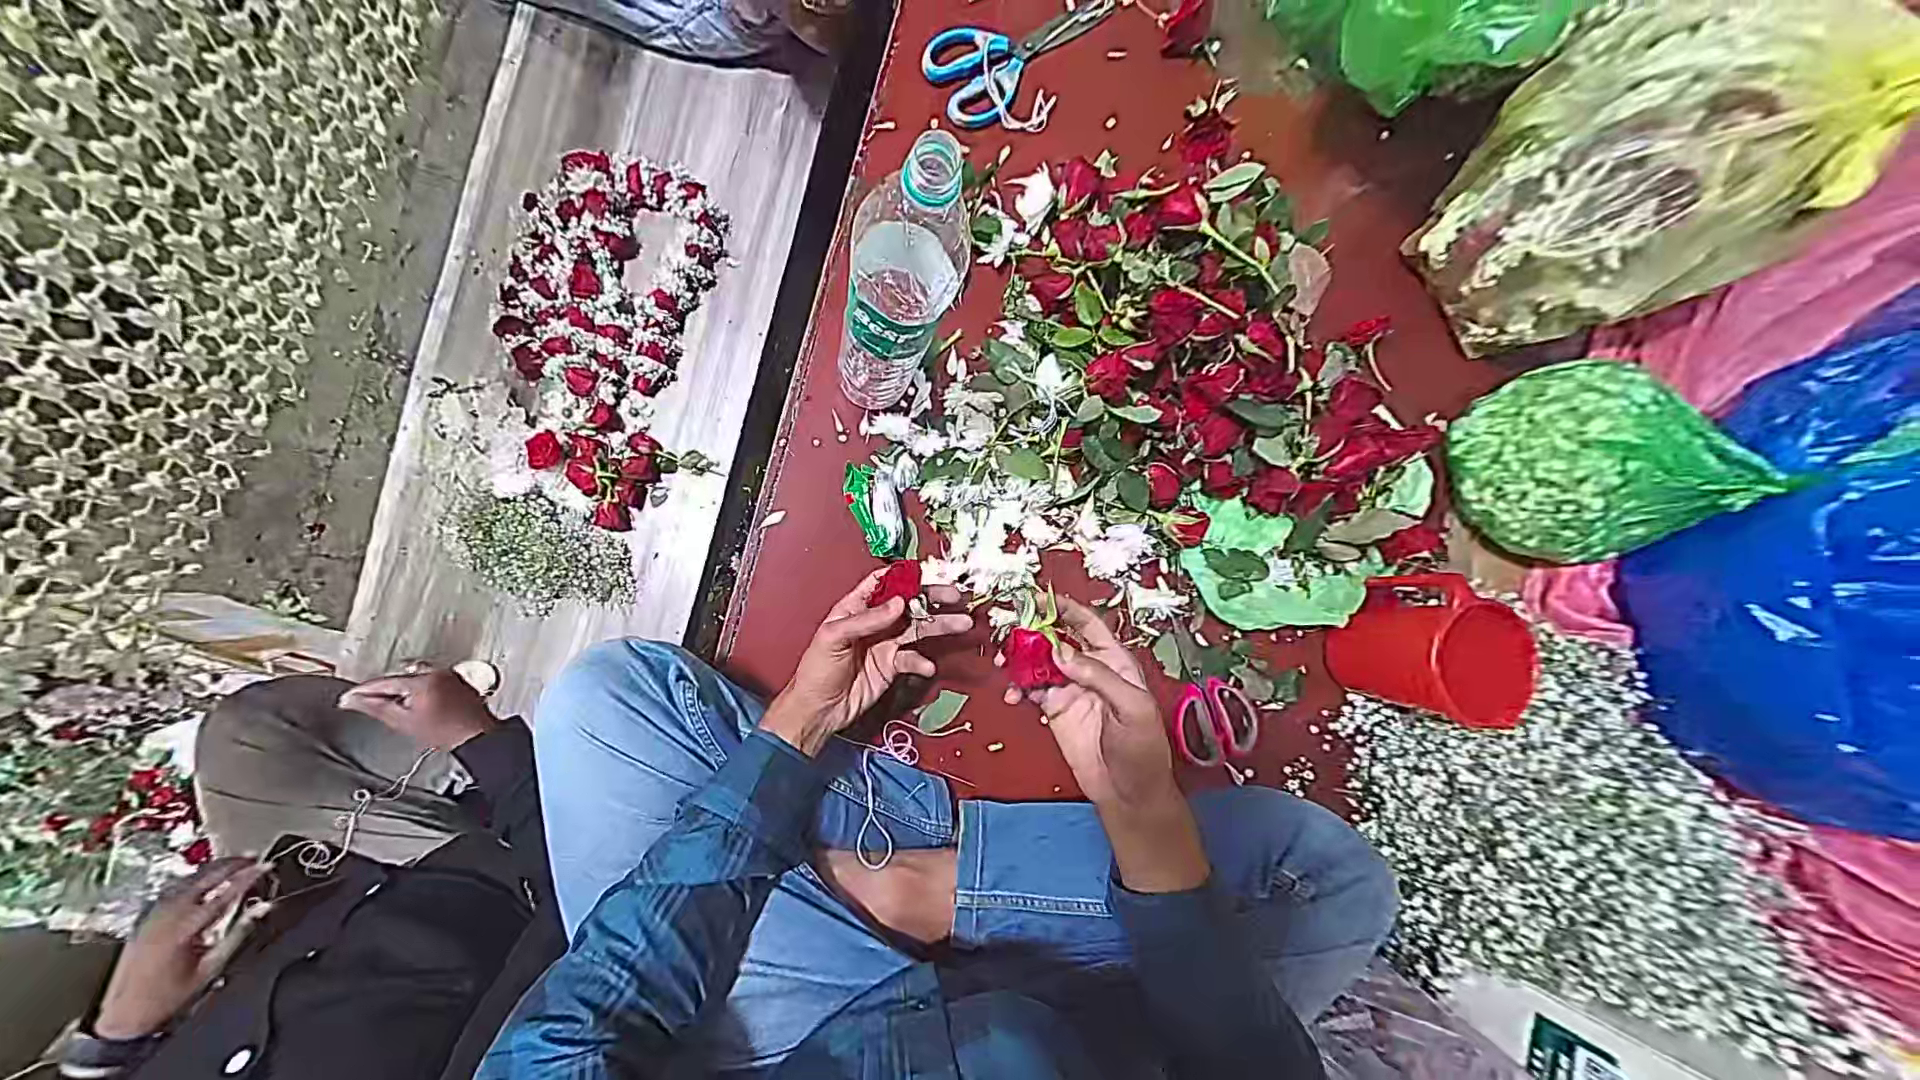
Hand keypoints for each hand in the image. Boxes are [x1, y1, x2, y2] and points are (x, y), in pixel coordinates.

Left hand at [94, 859, 269, 1038]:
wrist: (124, 1019)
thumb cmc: (170, 996)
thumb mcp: (212, 966)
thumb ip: (239, 932)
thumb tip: (264, 906)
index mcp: (182, 932)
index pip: (223, 894)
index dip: (248, 877)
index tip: (267, 865)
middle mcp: (162, 923)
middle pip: (199, 882)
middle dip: (229, 866)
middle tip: (254, 856)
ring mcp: (148, 923)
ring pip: (182, 884)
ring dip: (210, 870)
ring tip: (232, 862)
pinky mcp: (141, 926)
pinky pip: (168, 894)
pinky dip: (190, 881)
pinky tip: (201, 879)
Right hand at [338, 668, 496, 749]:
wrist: (474, 736)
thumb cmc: (444, 731)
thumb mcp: (401, 721)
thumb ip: (374, 707)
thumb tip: (351, 699)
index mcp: (423, 680)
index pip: (383, 682)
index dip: (361, 691)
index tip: (347, 698)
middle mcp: (439, 673)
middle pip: (400, 678)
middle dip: (382, 690)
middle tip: (367, 703)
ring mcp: (451, 677)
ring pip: (415, 678)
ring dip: (400, 690)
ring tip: (392, 707)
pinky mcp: (458, 682)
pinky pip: (431, 681)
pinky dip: (418, 690)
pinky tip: (415, 704)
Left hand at [762, 567, 973, 755]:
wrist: (819, 710)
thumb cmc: (817, 669)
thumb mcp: (834, 637)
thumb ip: (867, 619)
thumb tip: (900, 603)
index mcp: (856, 607)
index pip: (883, 583)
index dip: (904, 576)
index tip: (925, 574)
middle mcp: (876, 621)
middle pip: (909, 603)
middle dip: (932, 597)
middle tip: (955, 596)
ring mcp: (886, 642)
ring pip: (918, 627)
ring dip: (940, 625)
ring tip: (962, 623)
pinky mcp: (893, 665)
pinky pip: (913, 658)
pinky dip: (922, 661)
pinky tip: (927, 667)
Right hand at [1004, 597, 1207, 892]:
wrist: (1128, 793)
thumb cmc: (1142, 749)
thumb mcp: (1132, 708)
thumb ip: (1098, 677)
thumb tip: (1061, 652)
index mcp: (1114, 662)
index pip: (1088, 625)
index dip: (1066, 608)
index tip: (1041, 598)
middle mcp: (1089, 669)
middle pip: (1057, 639)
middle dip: (1034, 630)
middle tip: (1012, 628)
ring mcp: (1070, 689)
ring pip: (1039, 662)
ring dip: (1020, 658)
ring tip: (1005, 661)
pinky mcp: (1054, 709)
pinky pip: (1031, 689)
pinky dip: (1019, 687)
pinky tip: (1014, 694)